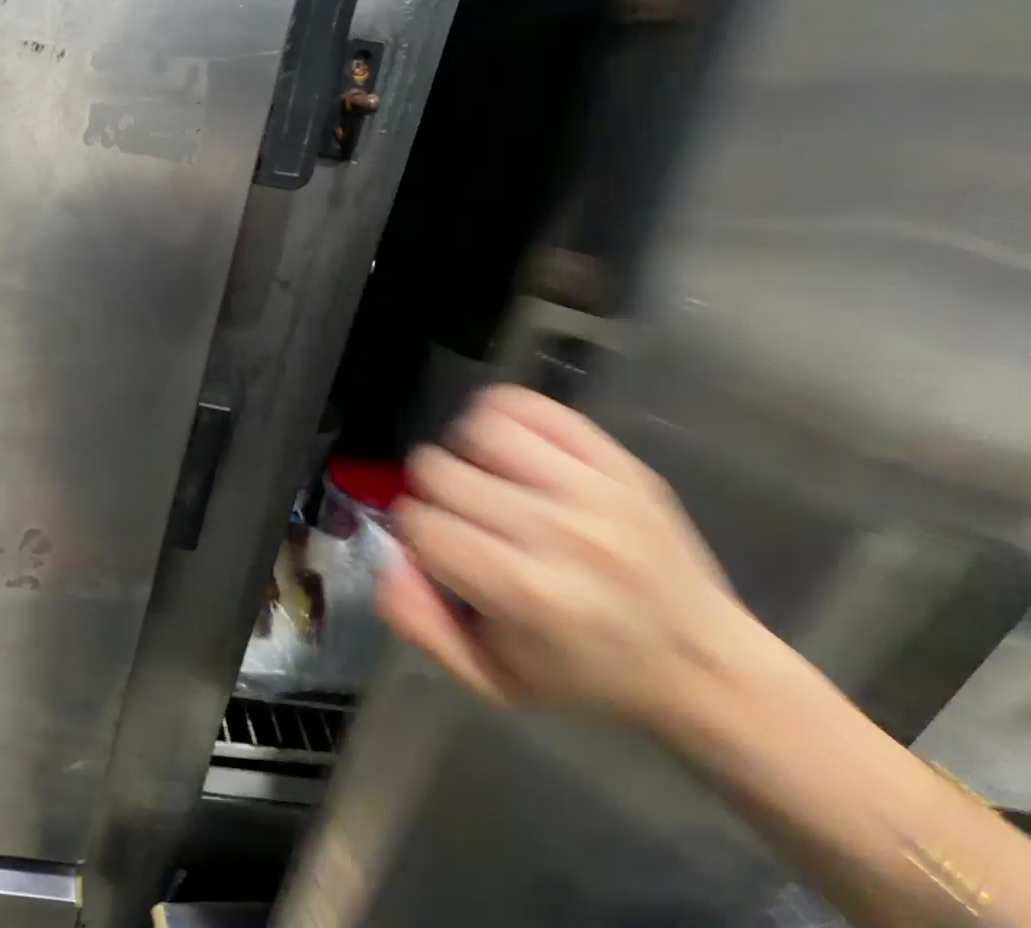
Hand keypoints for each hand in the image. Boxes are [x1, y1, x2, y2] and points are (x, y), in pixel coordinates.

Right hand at [376, 385, 766, 728]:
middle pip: (440, 472)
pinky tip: (511, 457)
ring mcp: (594, 488)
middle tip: (463, 524)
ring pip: (478, 430)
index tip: (438, 556)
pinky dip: (503, 423)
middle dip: (434, 498)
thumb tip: (386, 556)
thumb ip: (419, 621)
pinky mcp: (618, 462)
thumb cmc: (582, 675)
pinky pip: (532, 408)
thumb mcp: (488, 678)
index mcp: (523, 590)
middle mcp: (558, 531)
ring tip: (486, 486)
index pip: (421, 524)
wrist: (700, 662)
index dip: (414, 537)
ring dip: (466, 457)